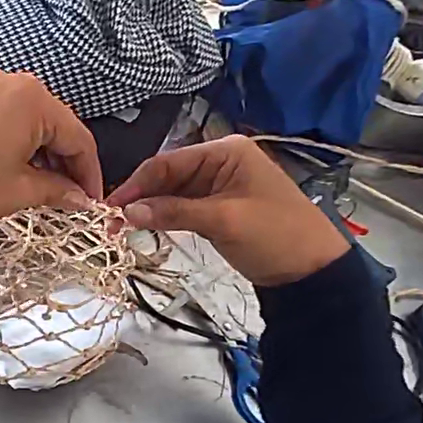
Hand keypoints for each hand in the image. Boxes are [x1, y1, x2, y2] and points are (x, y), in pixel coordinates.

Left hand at [0, 71, 103, 238]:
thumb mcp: (18, 192)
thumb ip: (58, 191)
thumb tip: (81, 198)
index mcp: (33, 100)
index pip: (80, 139)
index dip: (91, 175)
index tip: (93, 202)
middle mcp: (14, 84)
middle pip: (59, 127)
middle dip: (69, 165)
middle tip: (72, 200)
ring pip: (36, 125)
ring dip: (46, 157)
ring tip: (46, 192)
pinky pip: (12, 121)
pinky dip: (23, 147)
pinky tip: (22, 172)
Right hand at [108, 136, 349, 286]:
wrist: (312, 270)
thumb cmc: (275, 235)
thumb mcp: (223, 220)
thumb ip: (174, 212)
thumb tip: (128, 212)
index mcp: (225, 151)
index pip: (169, 162)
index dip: (137, 184)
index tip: (109, 206)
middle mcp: (220, 162)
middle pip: (168, 176)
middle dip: (140, 197)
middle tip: (110, 222)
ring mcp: (219, 186)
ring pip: (173, 193)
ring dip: (150, 209)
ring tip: (122, 228)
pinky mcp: (219, 209)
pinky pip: (184, 208)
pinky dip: (166, 217)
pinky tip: (147, 228)